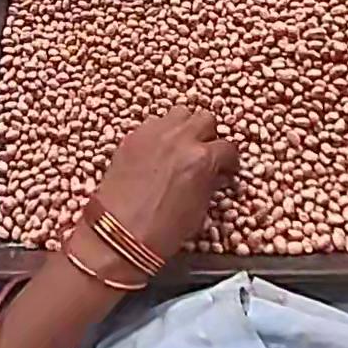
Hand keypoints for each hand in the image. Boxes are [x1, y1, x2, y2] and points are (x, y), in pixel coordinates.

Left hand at [91, 106, 239, 259]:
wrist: (118, 233)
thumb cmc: (162, 230)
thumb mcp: (199, 208)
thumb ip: (211, 181)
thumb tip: (217, 172)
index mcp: (202, 158)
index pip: (228, 147)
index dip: (229, 160)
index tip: (226, 168)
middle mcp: (179, 138)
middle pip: (205, 119)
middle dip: (208, 135)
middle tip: (204, 152)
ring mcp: (153, 133)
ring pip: (179, 113)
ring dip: (185, 127)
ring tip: (181, 146)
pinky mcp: (132, 136)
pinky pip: (154, 123)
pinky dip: (161, 133)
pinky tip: (158, 151)